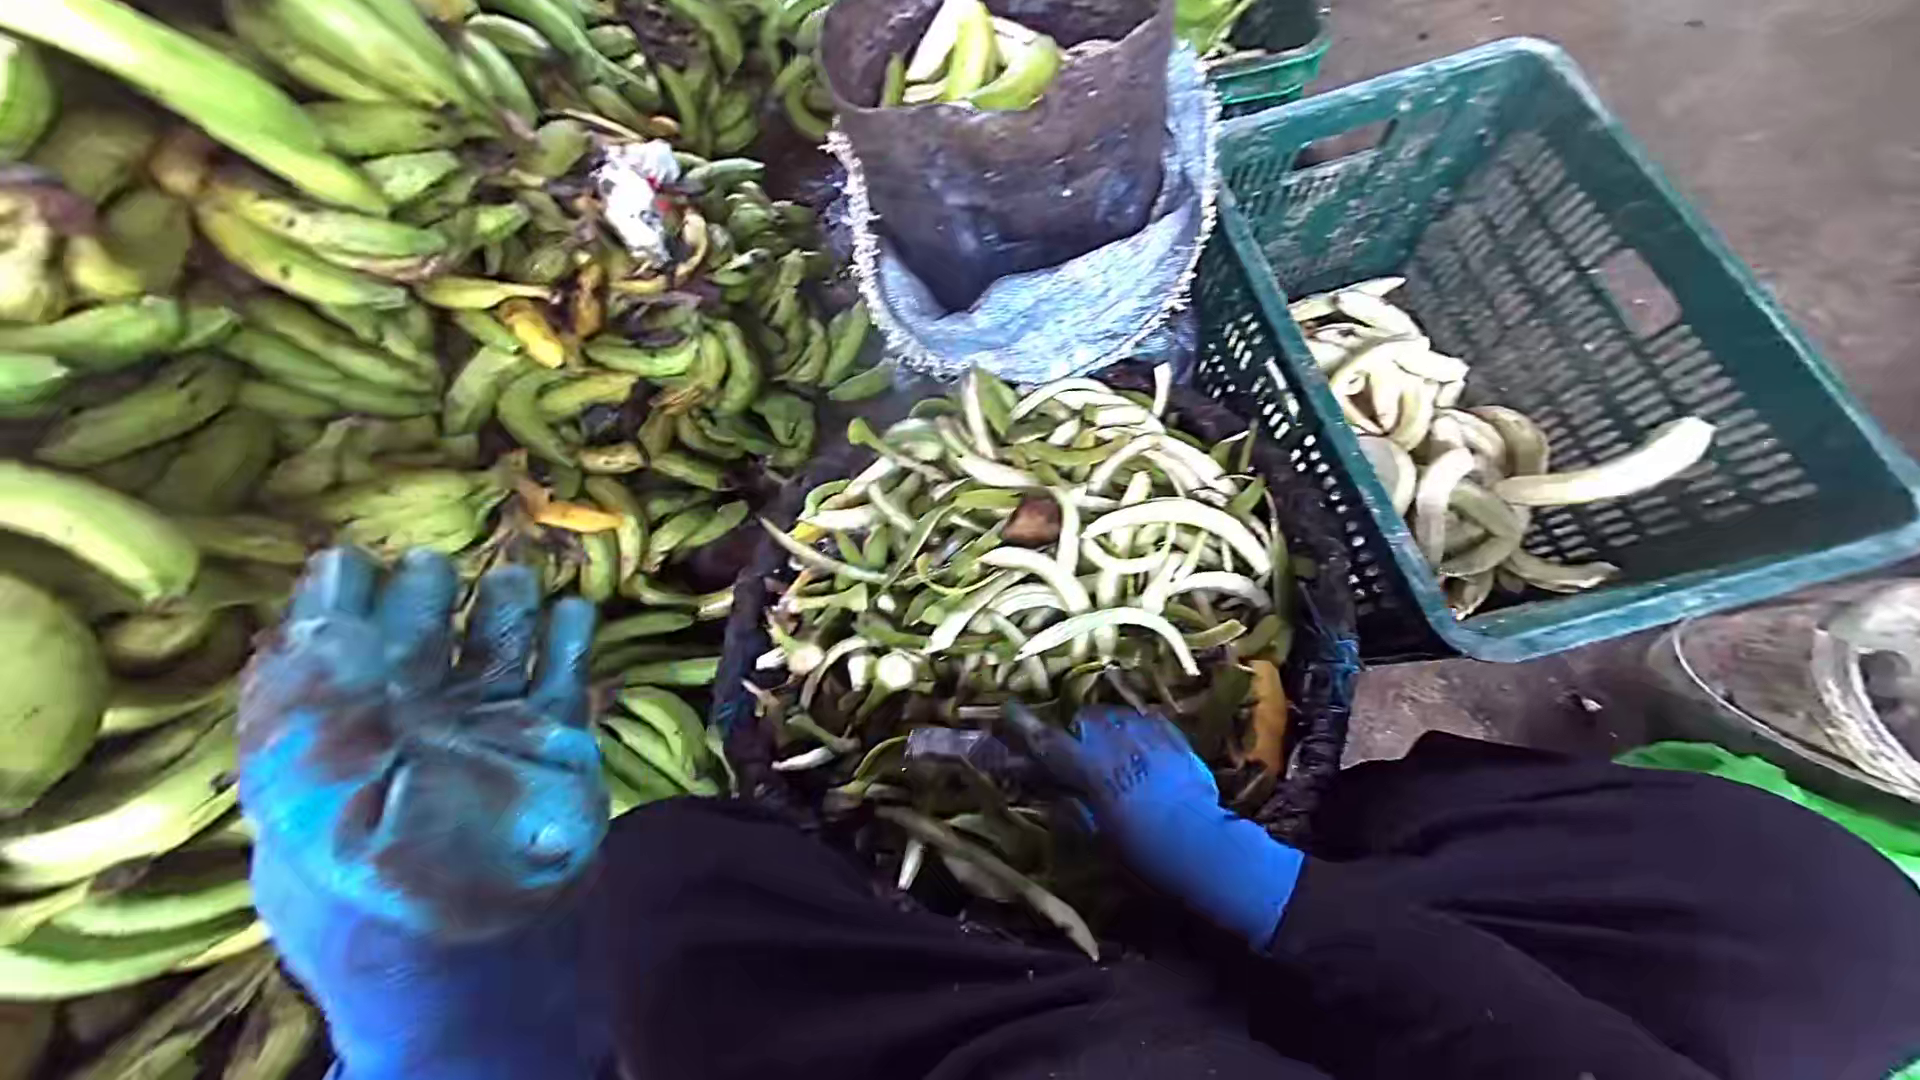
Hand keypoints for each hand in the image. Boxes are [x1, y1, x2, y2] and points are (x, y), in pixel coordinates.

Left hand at [240, 548, 608, 1078]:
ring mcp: (493, 734)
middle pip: (423, 651)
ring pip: (501, 655)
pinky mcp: (556, 740)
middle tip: (432, 558)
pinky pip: (564, 677)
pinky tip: (577, 608)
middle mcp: (418, 734)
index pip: (337, 662)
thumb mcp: (308, 803)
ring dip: (507, 611)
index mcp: (346, 748)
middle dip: (426, 601)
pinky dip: (572, 642)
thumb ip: (309, 708)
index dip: (338, 608)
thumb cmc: (384, 887)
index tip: (348, 555)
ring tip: (513, 572)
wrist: (490, 948)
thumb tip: (310, 623)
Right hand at [1005, 705, 1303, 948]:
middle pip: (1084, 719)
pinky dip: (1138, 729)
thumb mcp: (1097, 835)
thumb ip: (1070, 804)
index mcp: (1090, 768)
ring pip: (1115, 715)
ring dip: (1107, 727)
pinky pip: (1147, 720)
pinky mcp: (1174, 737)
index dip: (1025, 726)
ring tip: (1113, 746)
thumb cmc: (1144, 852)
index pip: (1048, 742)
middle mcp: (1115, 741)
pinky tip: (1141, 743)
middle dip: (1076, 730)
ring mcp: (1147, 734)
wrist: (1207, 849)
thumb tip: (1051, 787)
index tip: (1009, 710)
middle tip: (1079, 751)